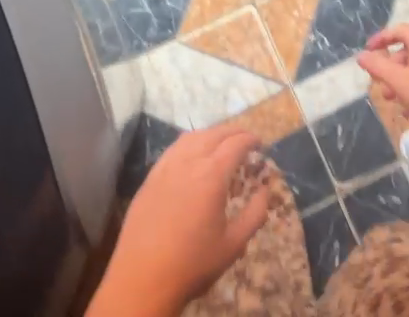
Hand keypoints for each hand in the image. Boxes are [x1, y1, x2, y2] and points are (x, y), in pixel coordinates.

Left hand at [92, 125, 270, 314]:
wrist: (143, 277)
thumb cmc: (193, 263)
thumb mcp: (234, 244)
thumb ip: (255, 214)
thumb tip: (265, 190)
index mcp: (212, 175)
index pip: (235, 144)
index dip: (250, 139)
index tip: (260, 142)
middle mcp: (188, 161)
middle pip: (213, 134)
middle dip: (232, 132)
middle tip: (245, 139)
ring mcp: (165, 167)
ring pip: (191, 137)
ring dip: (210, 134)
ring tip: (221, 143)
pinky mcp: (150, 177)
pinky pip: (173, 149)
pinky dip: (189, 143)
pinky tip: (192, 156)